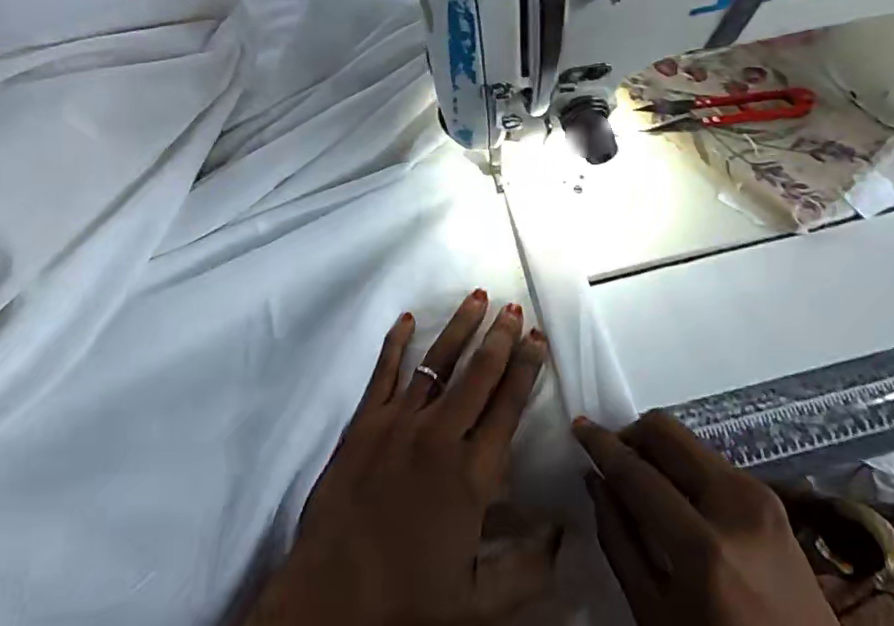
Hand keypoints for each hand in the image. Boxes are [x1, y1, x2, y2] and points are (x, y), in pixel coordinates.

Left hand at [245, 291, 555, 625]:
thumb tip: (564, 535)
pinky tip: (406, 319)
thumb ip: (529, 569)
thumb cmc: (407, 601)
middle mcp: (439, 437)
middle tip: (514, 308)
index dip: (526, 370)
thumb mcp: (480, 603)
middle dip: (500, 337)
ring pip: (436, 363)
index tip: (538, 340)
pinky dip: (396, 343)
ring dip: (459, 328)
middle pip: (477, 374)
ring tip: (476, 297)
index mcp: (472, 475)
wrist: (330, 596)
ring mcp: (398, 424)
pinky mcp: (364, 423)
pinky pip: (384, 372)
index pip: (508, 408)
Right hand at [575, 411, 840, 625]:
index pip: (638, 472)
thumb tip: (595, 480)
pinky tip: (677, 499)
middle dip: (631, 435)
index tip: (579, 427)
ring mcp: (762, 498)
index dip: (602, 445)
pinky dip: (684, 467)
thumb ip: (618, 540)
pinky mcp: (775, 500)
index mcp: (703, 547)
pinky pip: (713, 463)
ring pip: (690, 442)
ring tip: (643, 484)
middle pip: (668, 433)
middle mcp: (737, 506)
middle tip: (612, 460)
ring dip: (658, 451)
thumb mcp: (655, 614)